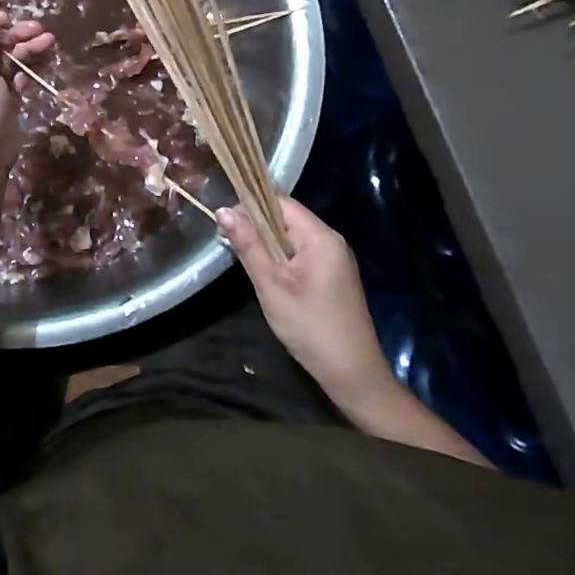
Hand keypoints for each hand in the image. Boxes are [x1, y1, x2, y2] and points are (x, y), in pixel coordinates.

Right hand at [217, 197, 395, 408]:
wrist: (351, 372)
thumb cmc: (310, 327)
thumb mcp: (271, 285)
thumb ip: (248, 245)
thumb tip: (223, 210)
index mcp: (321, 238)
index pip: (281, 202)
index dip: (249, 204)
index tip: (223, 220)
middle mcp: (330, 241)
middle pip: (285, 217)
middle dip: (254, 224)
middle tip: (226, 240)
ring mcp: (332, 258)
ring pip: (288, 235)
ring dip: (263, 241)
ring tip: (239, 255)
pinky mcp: (329, 274)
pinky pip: (296, 251)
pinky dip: (276, 255)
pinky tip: (262, 272)